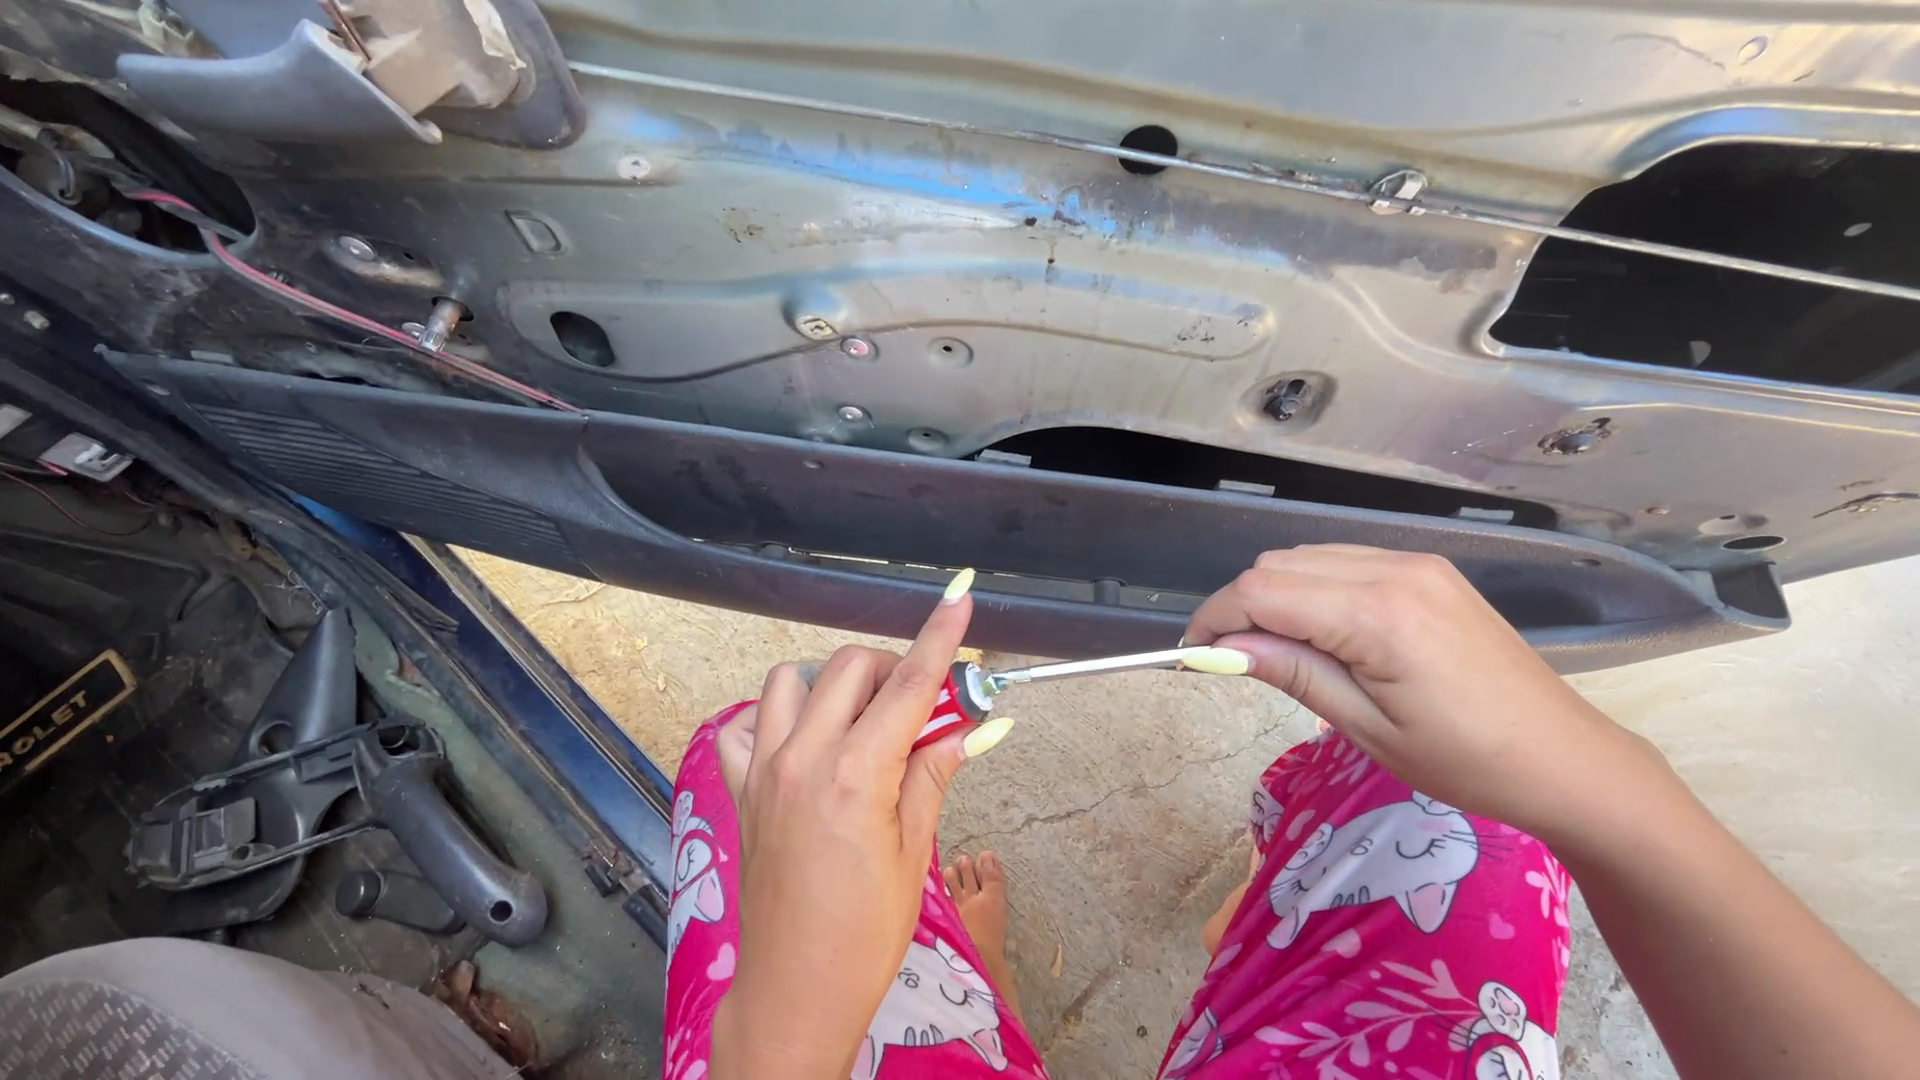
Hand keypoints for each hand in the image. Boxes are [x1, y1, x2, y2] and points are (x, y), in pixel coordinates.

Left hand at [712, 574, 976, 1079]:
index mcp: (858, 774)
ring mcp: (764, 768)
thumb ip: (935, 771)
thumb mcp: (915, 850)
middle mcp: (804, 757)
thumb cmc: (868, 931)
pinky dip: (776, 713)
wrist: (796, 989)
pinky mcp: (740, 787)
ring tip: (861, 720)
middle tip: (919, 706)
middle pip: (852, 665)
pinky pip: (746, 722)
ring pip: (794, 678)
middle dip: (893, 667)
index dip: (940, 636)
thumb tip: (972, 725)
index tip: (960, 596)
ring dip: (835, 683)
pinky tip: (803, 738)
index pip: (910, 685)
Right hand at [1183, 545, 1662, 837]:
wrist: (1566, 758)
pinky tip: (1320, 630)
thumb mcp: (1365, 727)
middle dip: (1241, 607)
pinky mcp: (1425, 569)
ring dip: (1273, 595)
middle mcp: (1394, 570)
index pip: (1262, 591)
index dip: (1216, 618)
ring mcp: (1414, 562)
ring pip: (1304, 557)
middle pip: (1277, 565)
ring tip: (1277, 650)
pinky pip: (1340, 560)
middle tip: (1236, 660)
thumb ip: (1290, 672)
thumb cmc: (1464, 761)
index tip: (1195, 654)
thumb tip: (1222, 647)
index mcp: (1379, 615)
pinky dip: (1309, 588)